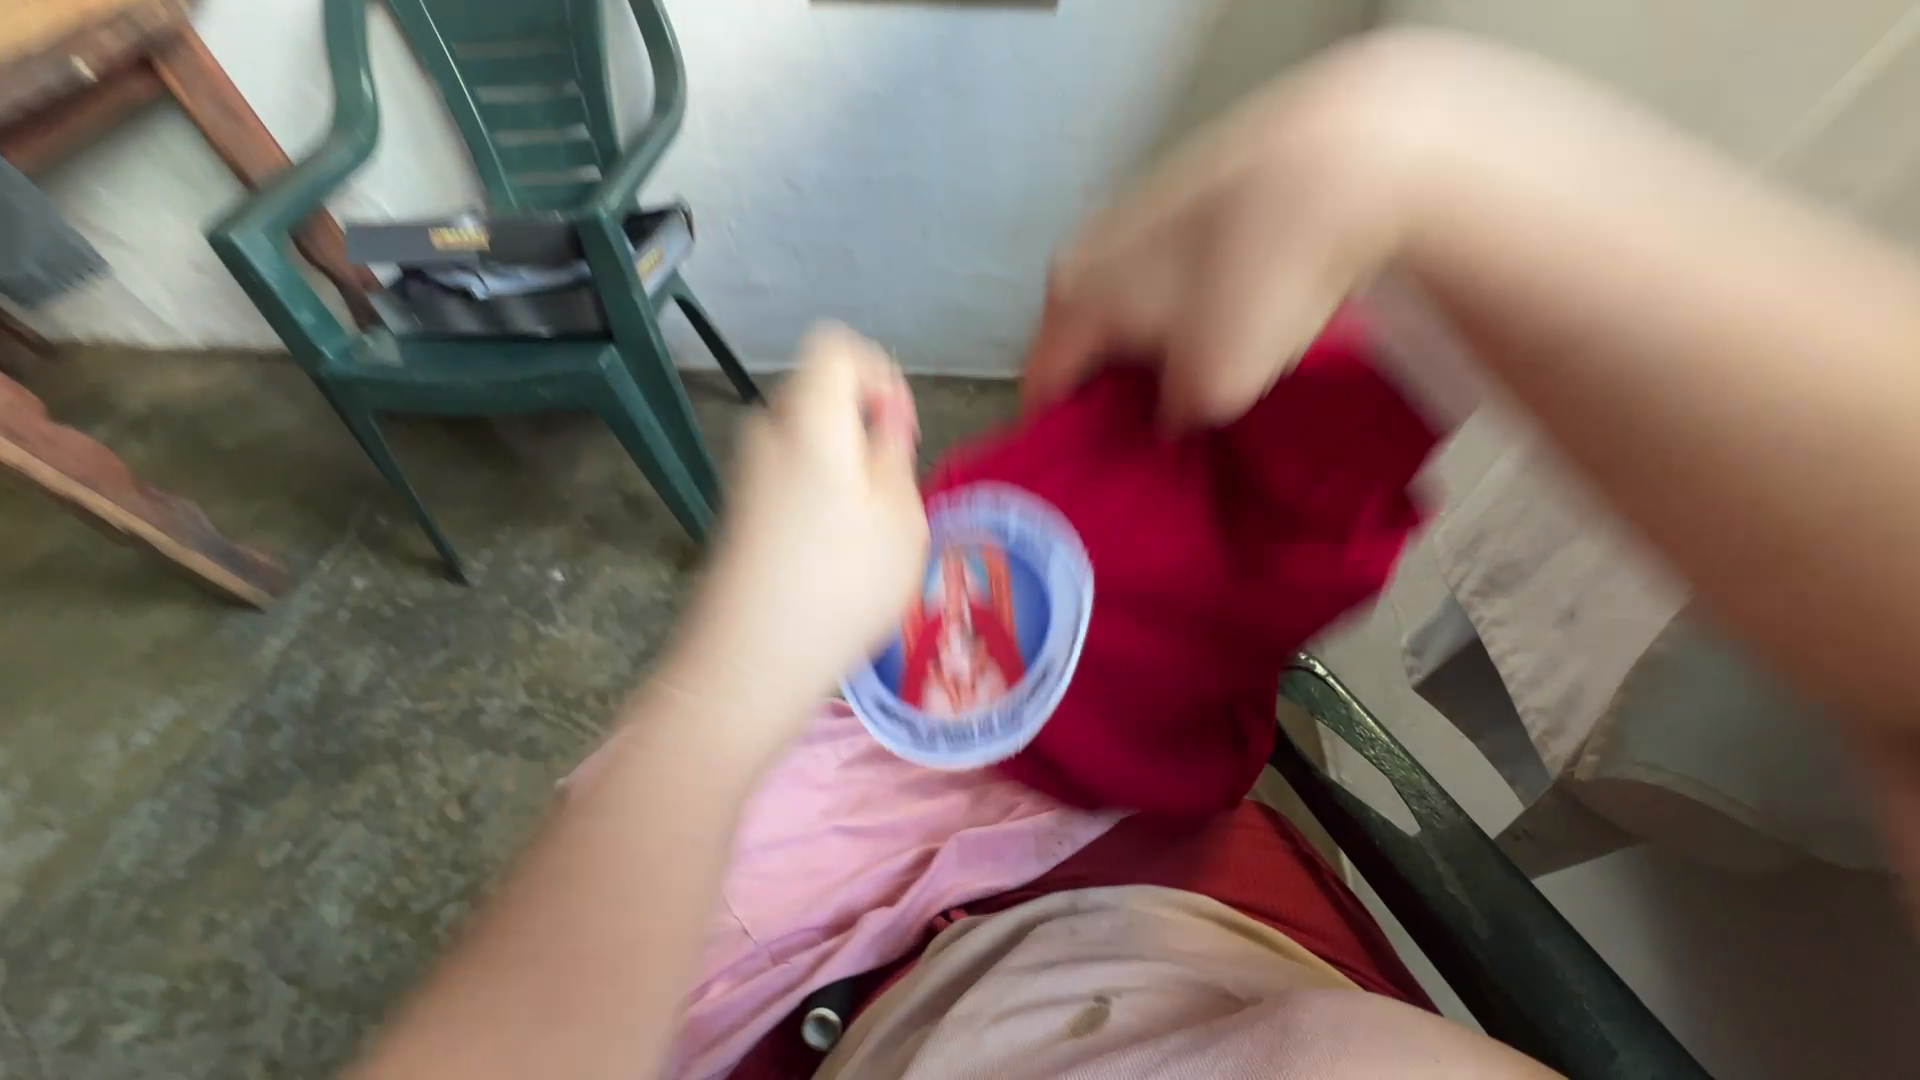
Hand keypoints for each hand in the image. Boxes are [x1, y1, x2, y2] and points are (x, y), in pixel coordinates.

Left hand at [669, 323, 928, 726]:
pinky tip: (833, 553)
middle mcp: (766, 433)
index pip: (835, 348)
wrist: (753, 660)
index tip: (898, 428)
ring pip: (806, 441)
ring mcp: (746, 475)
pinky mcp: (739, 513)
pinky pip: (788, 477)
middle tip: (891, 486)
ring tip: (868, 529)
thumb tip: (884, 416)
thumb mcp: (901, 514)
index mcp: (809, 418)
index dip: (876, 374)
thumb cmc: (843, 583)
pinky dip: (817, 495)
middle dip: (862, 426)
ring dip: (843, 467)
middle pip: (819, 395)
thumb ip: (894, 449)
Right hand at [1022, 31, 1445, 429]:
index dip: (1062, 430)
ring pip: (1114, 300)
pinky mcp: (1171, 187)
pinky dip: (1171, 293)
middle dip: (1106, 382)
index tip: (1095, 458)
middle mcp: (1081, 254)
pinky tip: (1223, 299)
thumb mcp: (1212, 387)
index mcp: (1071, 303)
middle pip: (1075, 341)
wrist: (1337, 160)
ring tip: (1192, 359)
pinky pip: (1152, 265)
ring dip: (1140, 337)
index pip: (1040, 386)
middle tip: (1151, 415)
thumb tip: (1171, 408)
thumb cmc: (1255, 287)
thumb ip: (1172, 414)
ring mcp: (1124, 213)